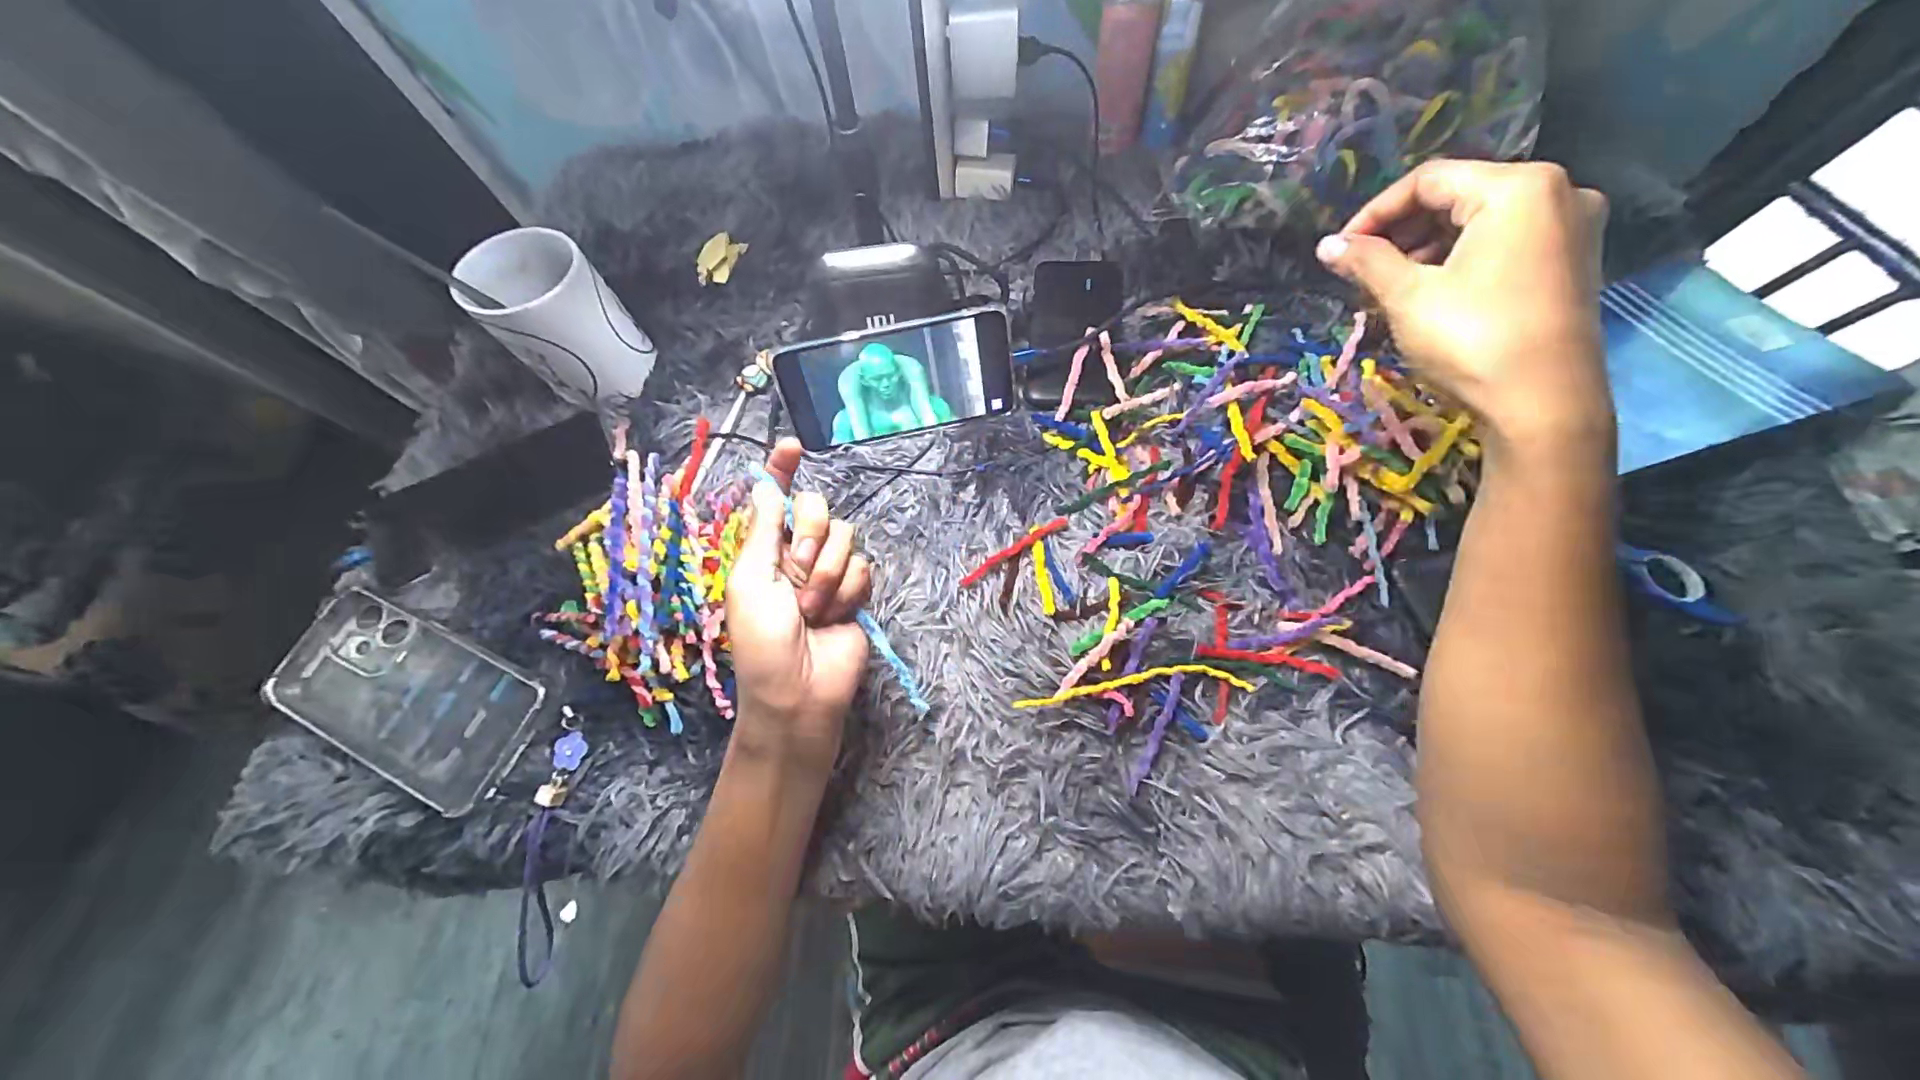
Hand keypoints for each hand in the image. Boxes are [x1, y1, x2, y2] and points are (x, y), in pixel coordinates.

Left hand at [724, 439, 872, 775]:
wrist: (801, 690)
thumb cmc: (762, 640)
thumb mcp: (751, 581)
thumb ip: (764, 531)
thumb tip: (767, 486)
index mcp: (766, 550)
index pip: (778, 500)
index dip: (783, 470)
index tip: (792, 445)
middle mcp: (800, 555)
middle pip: (820, 510)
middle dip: (811, 538)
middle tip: (797, 574)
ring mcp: (831, 573)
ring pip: (847, 538)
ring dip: (828, 575)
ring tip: (813, 610)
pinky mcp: (857, 592)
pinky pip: (864, 566)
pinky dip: (848, 591)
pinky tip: (835, 616)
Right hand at [1315, 160, 1612, 456]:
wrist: (1543, 403)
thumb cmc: (1472, 339)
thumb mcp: (1408, 296)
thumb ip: (1367, 261)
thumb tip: (1326, 245)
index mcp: (1518, 188)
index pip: (1429, 180)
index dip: (1374, 213)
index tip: (1340, 249)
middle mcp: (1557, 192)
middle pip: (1458, 196)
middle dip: (1401, 231)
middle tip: (1361, 269)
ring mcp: (1571, 227)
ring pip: (1479, 222)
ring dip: (1426, 247)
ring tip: (1388, 284)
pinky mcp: (1571, 261)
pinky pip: (1503, 243)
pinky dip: (1460, 259)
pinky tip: (1430, 291)